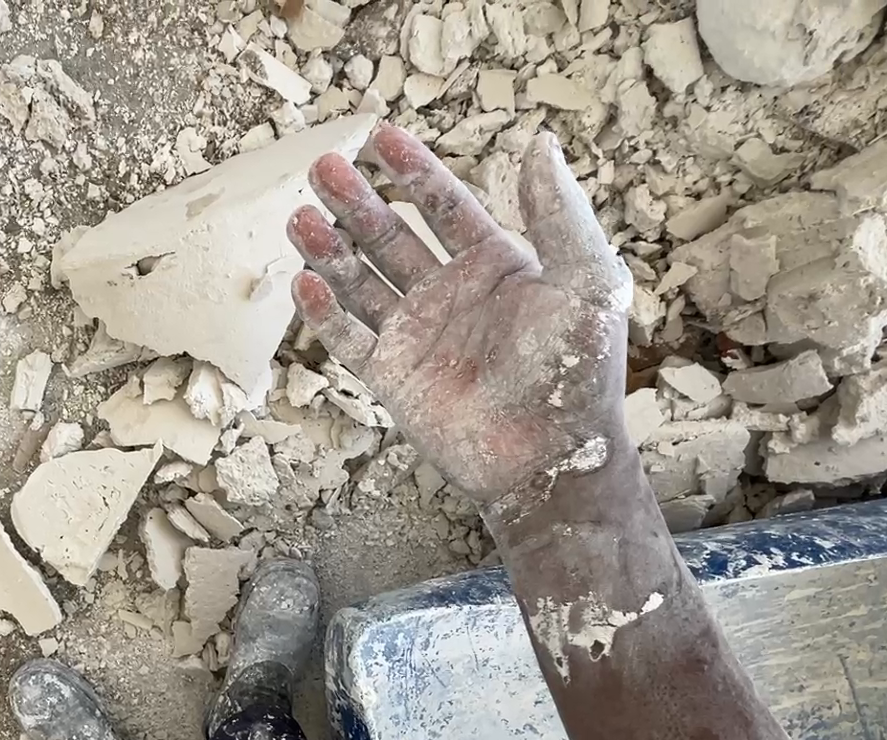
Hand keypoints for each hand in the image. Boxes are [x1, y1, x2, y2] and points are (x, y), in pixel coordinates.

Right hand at [286, 126, 631, 515]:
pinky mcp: (390, 376)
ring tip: (299, 219)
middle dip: (355, 203)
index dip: (412, 171)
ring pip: (360, 283)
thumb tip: (540, 144)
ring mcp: (414, 335)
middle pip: (389, 238)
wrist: (545, 455)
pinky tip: (304, 284)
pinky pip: (348, 339)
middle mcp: (446, 295)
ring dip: (329, 251)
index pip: (443, 206)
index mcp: (492, 266)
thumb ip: (560, 214)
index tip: (379, 137)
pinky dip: (324, 314)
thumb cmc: (576, 372)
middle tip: (322, 169)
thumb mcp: (587, 281)